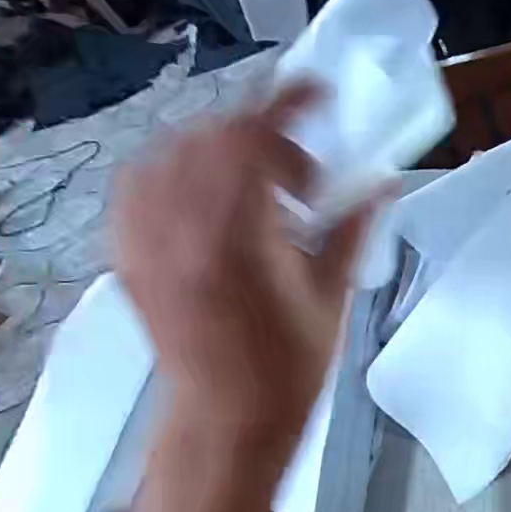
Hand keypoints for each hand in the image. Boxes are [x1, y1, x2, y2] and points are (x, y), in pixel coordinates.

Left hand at [115, 85, 374, 511]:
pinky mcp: (127, 253)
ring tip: (261, 179)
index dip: (287, 103)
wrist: (225, 421)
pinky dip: (179, 167)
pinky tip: (212, 192)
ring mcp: (143, 239)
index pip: (252, 139)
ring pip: (171, 151)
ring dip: (221, 146)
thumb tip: (383, 181)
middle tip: (304, 168)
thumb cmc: (290, 366)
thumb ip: (354, 227)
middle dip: (263, 131)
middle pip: (210, 136)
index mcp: (237, 240)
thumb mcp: (335, 294)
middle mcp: (178, 229)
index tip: (319, 90)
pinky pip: (141, 182)